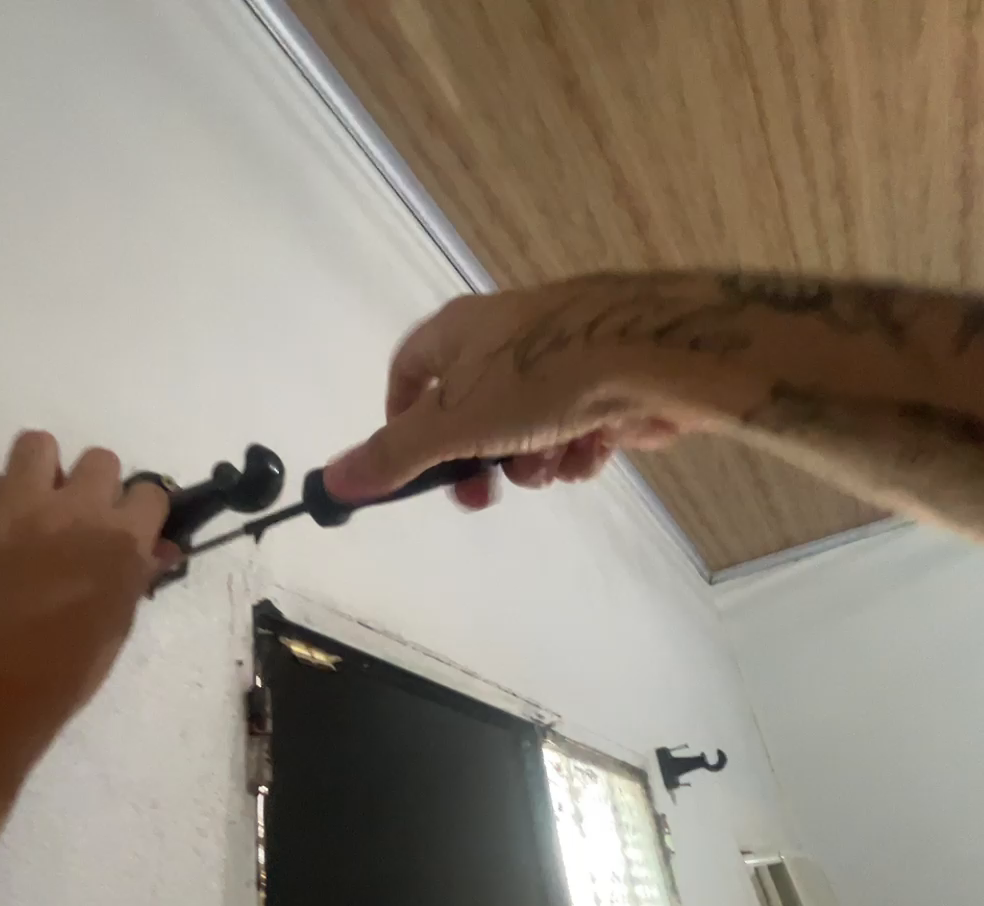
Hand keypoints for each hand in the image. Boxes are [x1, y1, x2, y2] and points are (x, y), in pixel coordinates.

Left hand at [0, 431, 173, 718]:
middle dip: (98, 482)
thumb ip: (137, 577)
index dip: (144, 509)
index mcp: (120, 540)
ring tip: (35, 493)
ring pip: (36, 444)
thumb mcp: (118, 626)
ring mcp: (13, 508)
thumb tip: (158, 550)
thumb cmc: (65, 673)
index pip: (150, 493)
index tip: (133, 528)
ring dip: (42, 464)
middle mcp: (74, 510)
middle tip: (83, 516)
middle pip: (100, 459)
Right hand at [322, 287, 693, 508]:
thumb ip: (391, 456)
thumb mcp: (449, 425)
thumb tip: (330, 483)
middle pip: (467, 414)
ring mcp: (556, 357)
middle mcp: (502, 339)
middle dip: (475, 461)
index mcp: (456, 333)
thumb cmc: (536, 380)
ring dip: (530, 460)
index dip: (401, 422)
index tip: (414, 466)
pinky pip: (570, 427)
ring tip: (552, 462)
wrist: (653, 355)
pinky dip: (573, 449)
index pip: (407, 374)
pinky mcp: (603, 380)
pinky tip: (589, 452)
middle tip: (485, 493)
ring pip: (521, 429)